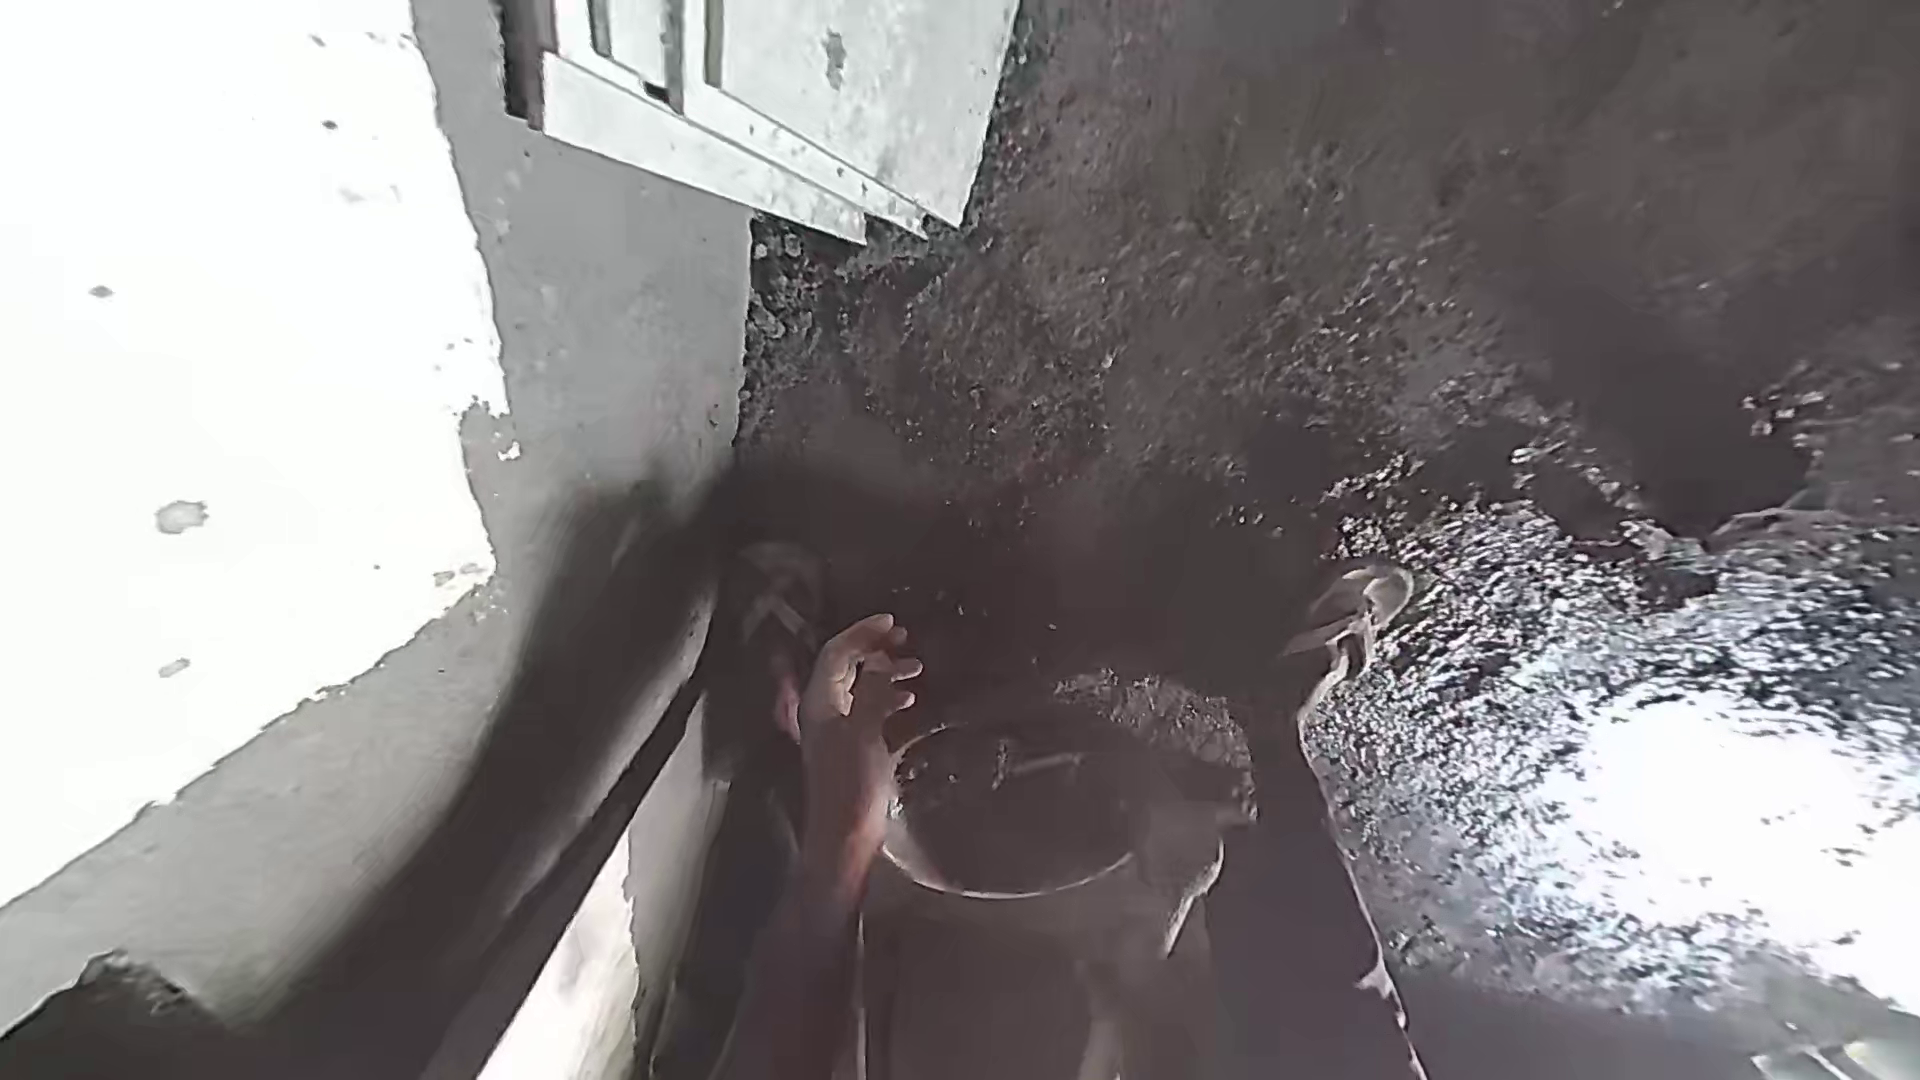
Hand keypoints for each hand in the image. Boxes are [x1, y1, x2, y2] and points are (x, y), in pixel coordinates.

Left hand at [794, 614, 921, 891]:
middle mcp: (823, 708)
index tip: (891, 622)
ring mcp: (836, 727)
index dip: (862, 633)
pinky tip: (908, 698)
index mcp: (819, 701)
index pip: (837, 653)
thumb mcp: (865, 733)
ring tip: (915, 667)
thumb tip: (880, 660)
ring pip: (859, 684)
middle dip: (874, 648)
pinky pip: (868, 706)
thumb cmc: (853, 786)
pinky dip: (887, 696)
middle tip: (904, 638)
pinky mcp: (850, 743)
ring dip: (885, 671)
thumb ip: (873, 693)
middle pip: (846, 665)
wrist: (844, 837)